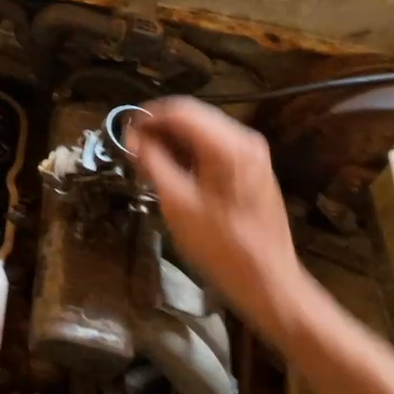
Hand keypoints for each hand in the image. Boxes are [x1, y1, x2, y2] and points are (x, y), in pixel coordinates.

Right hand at [127, 96, 318, 341]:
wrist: (269, 283)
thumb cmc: (222, 247)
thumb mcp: (178, 205)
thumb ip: (152, 163)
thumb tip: (132, 137)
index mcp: (227, 145)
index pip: (179, 110)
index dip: (147, 117)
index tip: (124, 132)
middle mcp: (244, 139)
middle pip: (192, 115)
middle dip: (159, 127)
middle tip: (133, 147)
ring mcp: (252, 153)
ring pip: (203, 129)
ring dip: (174, 139)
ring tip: (148, 159)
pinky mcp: (253, 168)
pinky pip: (215, 145)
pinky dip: (191, 150)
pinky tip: (175, 169)